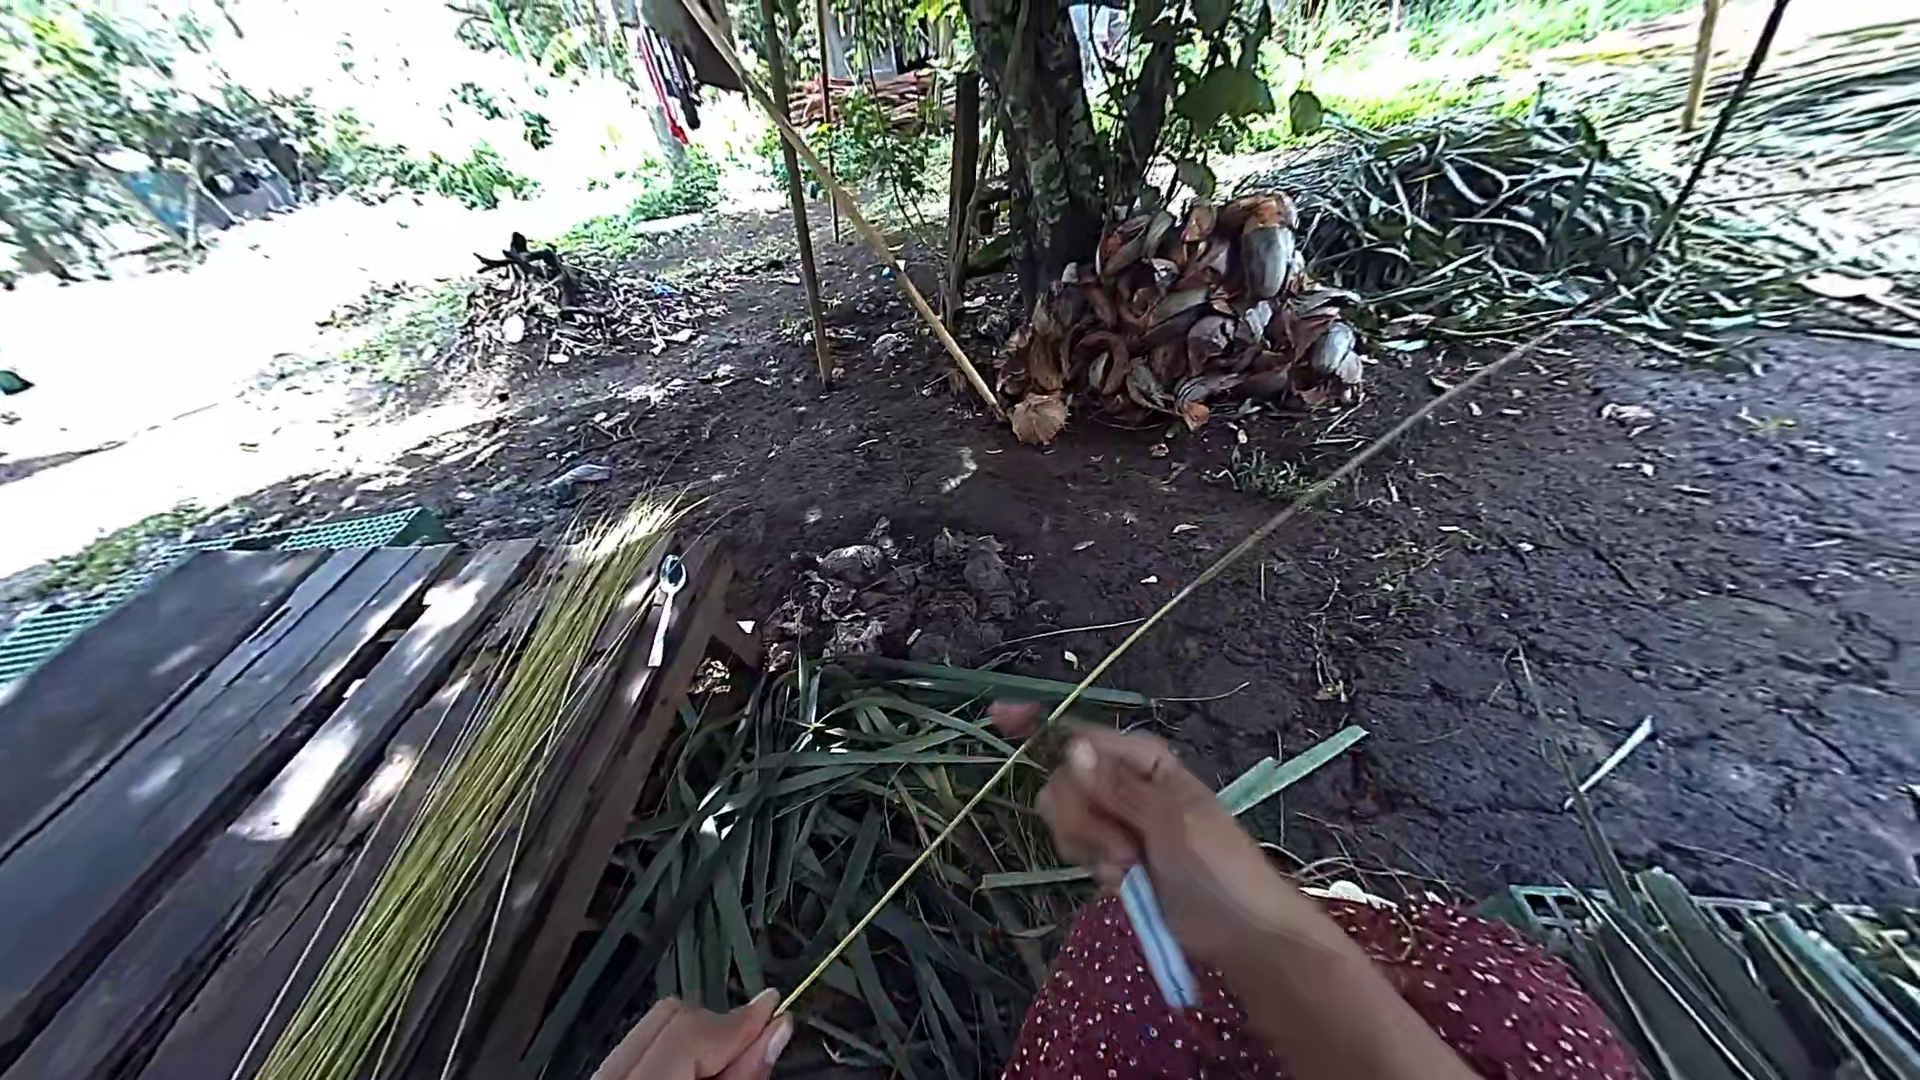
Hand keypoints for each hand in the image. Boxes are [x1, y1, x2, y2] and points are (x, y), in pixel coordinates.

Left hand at [590, 991, 792, 1079]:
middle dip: (715, 1027)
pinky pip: (636, 1048)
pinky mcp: (597, 1078)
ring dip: (696, 1039)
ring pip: (652, 1026)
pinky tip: (693, 1075)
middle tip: (751, 1046)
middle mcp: (600, 1078)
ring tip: (721, 1066)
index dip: (739, 1022)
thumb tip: (778, 1026)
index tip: (777, 1011)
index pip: (687, 1033)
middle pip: (668, 1015)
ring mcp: (593, 1076)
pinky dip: (672, 1053)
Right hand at [1001, 710, 1480, 1079]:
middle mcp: (1120, 778)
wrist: (1241, 935)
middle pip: (1063, 779)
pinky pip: (1072, 845)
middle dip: (1083, 818)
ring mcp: (1112, 815)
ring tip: (1130, 867)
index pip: (1078, 730)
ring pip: (1062, 813)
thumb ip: (1115, 786)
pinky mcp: (1106, 849)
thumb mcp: (1170, 821)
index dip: (1036, 722)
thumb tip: (1071, 745)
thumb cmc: (1217, 867)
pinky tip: (1125, 881)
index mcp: (1140, 758)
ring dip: (1089, 845)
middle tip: (1123, 847)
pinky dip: (1092, 865)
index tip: (997, 717)